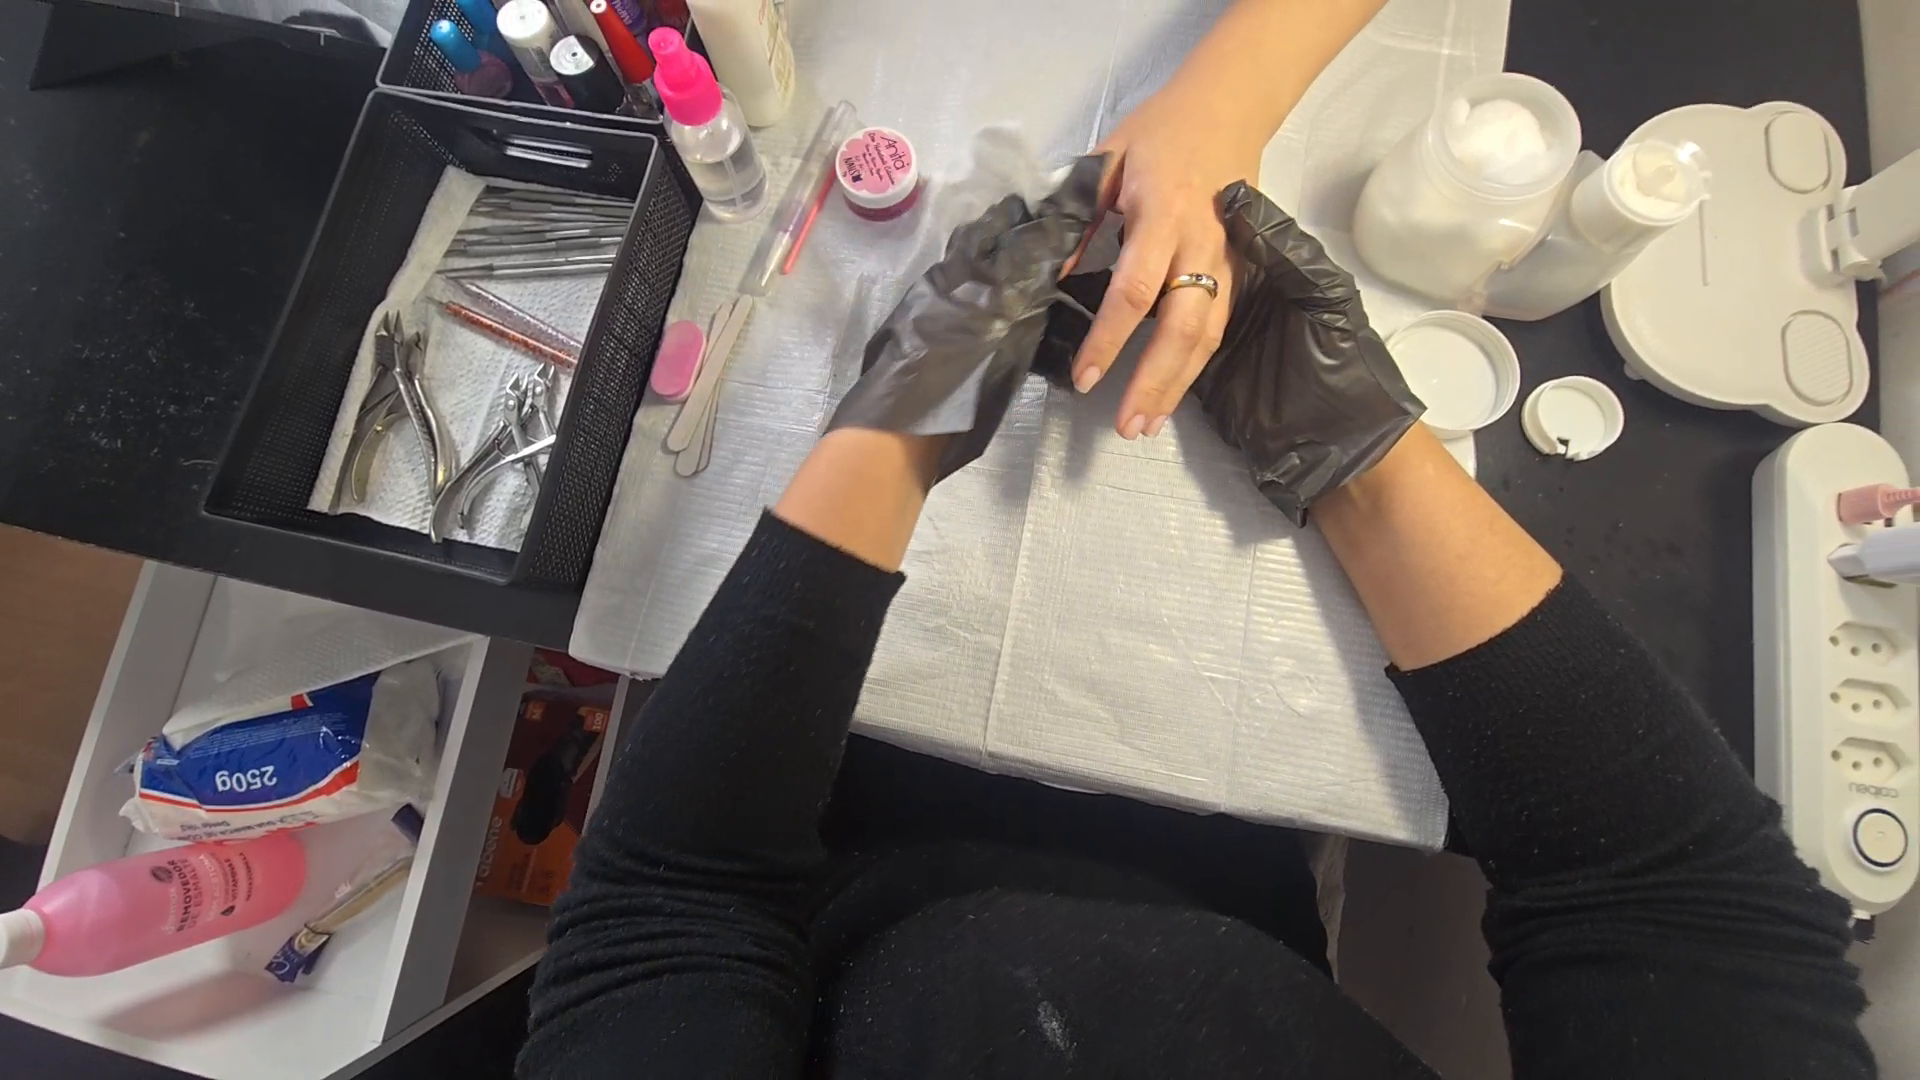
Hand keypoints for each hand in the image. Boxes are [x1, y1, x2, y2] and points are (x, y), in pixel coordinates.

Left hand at [1072, 89, 1265, 438]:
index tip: (1084, 378)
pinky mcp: (1238, 271)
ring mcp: (1226, 259)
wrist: (1230, 105)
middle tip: (1126, 425)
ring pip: (1206, 335)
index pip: (1135, 290)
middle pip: (1181, 326)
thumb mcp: (1108, 162)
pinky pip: (1217, 327)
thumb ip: (1080, 219)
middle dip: (1152, 381)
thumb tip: (1051, 279)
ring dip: (1176, 386)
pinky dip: (1193, 367)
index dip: (1109, 340)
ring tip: (1146, 426)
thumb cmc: (1159, 132)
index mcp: (1162, 213)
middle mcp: (1200, 243)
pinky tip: (1170, 396)